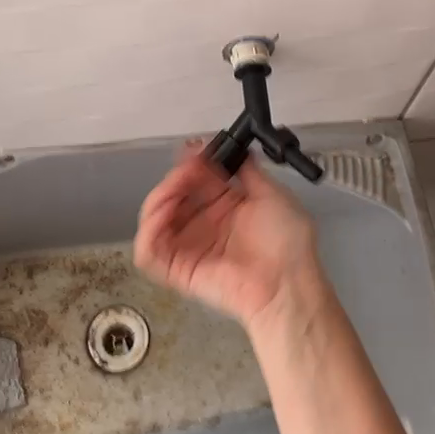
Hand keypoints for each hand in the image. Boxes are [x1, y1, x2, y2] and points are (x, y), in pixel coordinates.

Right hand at [135, 151, 319, 330]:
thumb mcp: (273, 195)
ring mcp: (190, 246)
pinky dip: (147, 230)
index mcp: (227, 206)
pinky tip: (163, 214)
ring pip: (155, 218)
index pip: (198, 178)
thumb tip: (238, 149)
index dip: (193, 162)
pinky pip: (149, 250)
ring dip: (158, 197)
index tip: (195, 150)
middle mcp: (205, 223)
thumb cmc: (287, 242)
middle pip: (173, 194)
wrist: (287, 284)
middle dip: (175, 176)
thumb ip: (249, 171)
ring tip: (174, 189)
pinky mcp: (177, 269)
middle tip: (187, 169)